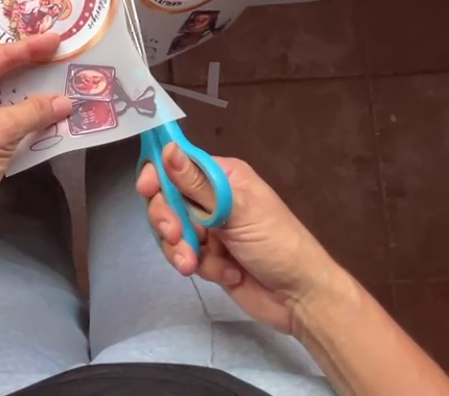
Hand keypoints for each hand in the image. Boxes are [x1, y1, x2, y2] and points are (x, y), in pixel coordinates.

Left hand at [0, 34, 72, 223]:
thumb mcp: (1, 129)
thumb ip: (34, 111)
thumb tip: (65, 101)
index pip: (0, 57)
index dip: (29, 47)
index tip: (56, 39)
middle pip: (5, 74)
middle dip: (34, 67)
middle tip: (63, 55)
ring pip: (11, 97)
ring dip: (36, 94)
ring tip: (65, 80)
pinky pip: (13, 118)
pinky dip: (32, 116)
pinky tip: (56, 113)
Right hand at [138, 143, 341, 333]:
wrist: (302, 301)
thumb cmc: (277, 244)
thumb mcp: (238, 211)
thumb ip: (198, 184)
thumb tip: (168, 148)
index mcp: (222, 176)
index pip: (177, 164)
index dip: (158, 174)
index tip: (146, 190)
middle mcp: (211, 197)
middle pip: (167, 198)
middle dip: (167, 219)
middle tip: (175, 236)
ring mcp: (209, 228)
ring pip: (171, 229)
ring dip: (180, 248)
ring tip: (195, 265)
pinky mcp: (208, 257)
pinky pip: (185, 255)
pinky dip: (201, 266)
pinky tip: (226, 275)